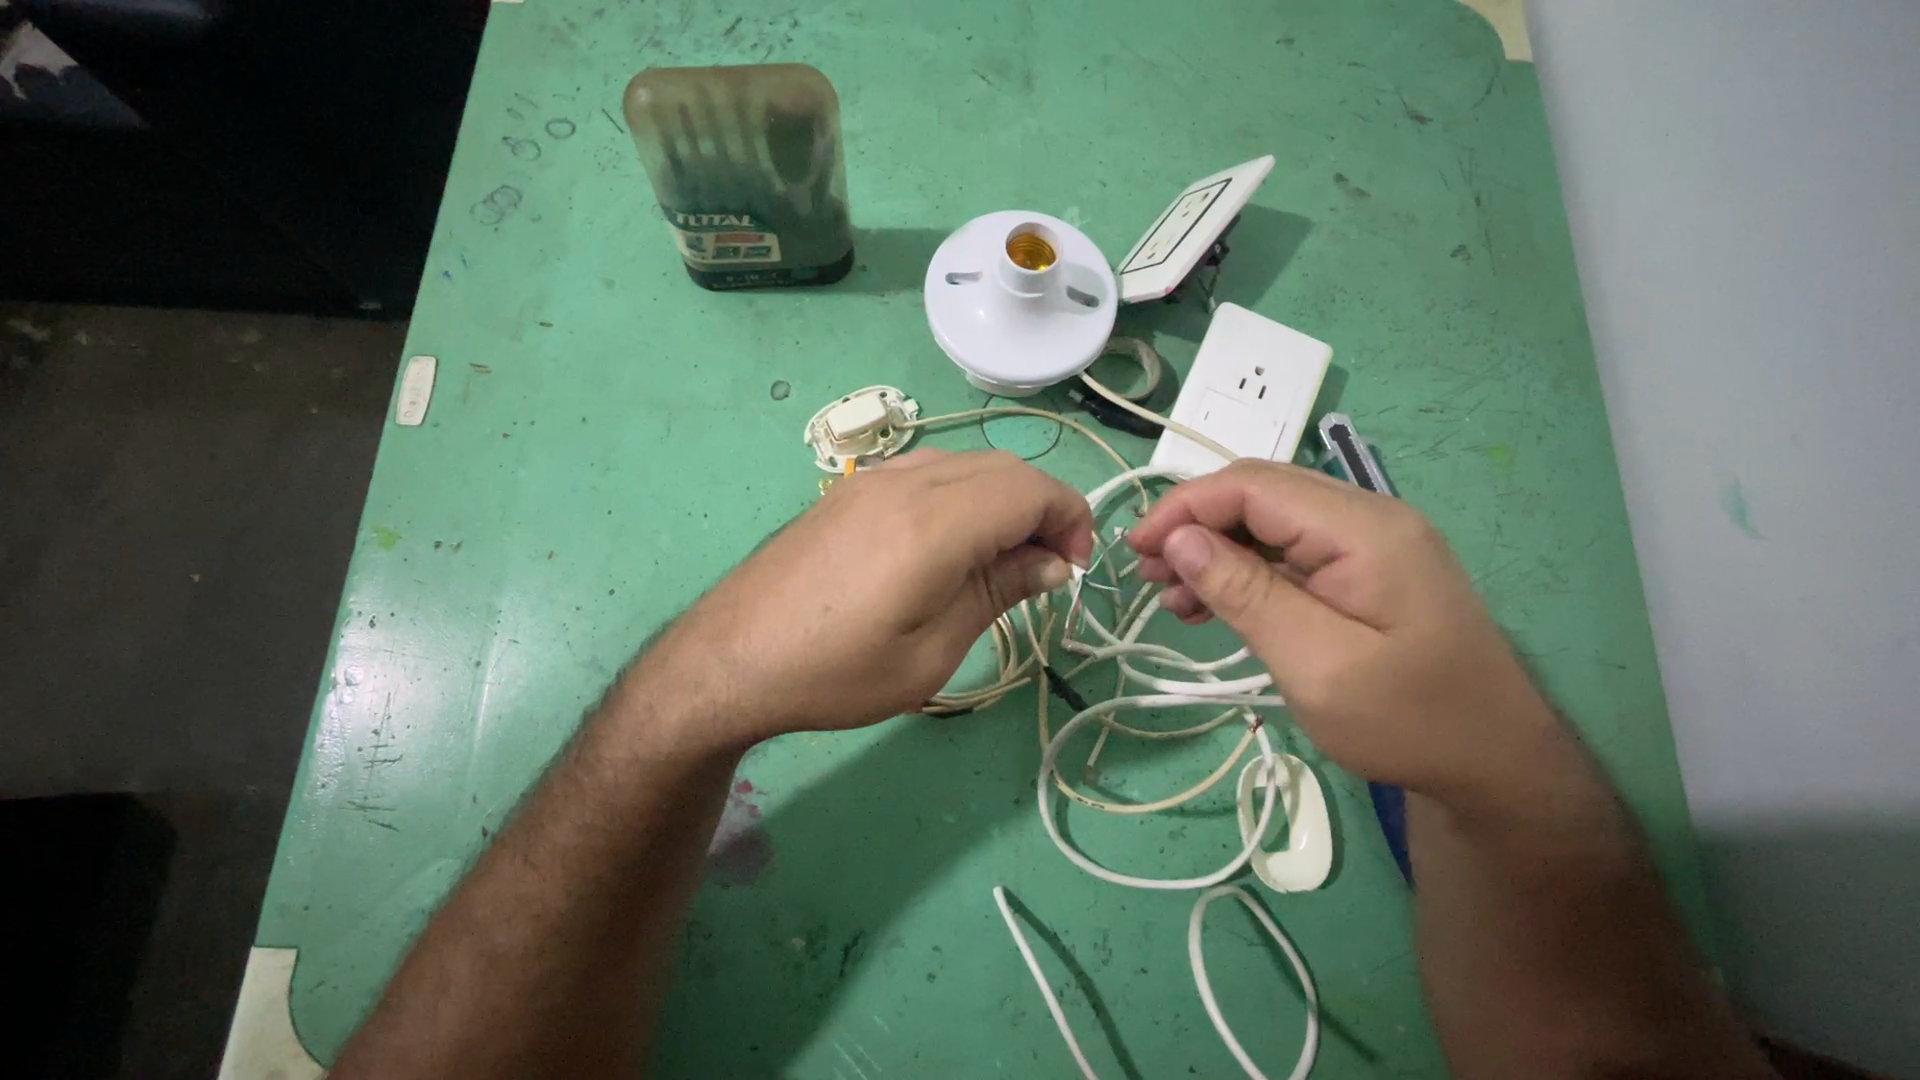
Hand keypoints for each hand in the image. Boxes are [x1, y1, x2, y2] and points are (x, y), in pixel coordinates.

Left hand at [634, 449, 1092, 744]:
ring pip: (967, 463)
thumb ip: (998, 593)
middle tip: (1046, 569)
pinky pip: (929, 471)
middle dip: (1043, 508)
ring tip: (1002, 561)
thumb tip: (1054, 563)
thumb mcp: (932, 653)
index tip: (1074, 568)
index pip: (1030, 489)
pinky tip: (952, 545)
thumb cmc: (835, 673)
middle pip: (1004, 467)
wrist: (728, 660)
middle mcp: (905, 483)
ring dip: (1003, 499)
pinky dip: (963, 495)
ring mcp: (873, 479)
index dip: (1069, 518)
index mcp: (932, 524)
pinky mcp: (851, 489)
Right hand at [1126, 460, 1557, 803]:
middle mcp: (1368, 517)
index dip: (1184, 507)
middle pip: (1258, 494)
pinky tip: (1209, 604)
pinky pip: (1288, 550)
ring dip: (1212, 549)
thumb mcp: (1317, 665)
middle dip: (1193, 525)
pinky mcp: (1362, 569)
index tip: (1136, 548)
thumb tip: (1180, 539)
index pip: (1253, 485)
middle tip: (1147, 575)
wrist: (1494, 762)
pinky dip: (1241, 570)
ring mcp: (1369, 541)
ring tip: (1171, 596)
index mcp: (1363, 529)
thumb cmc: (1407, 721)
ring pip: (1268, 520)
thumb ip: (1246, 594)